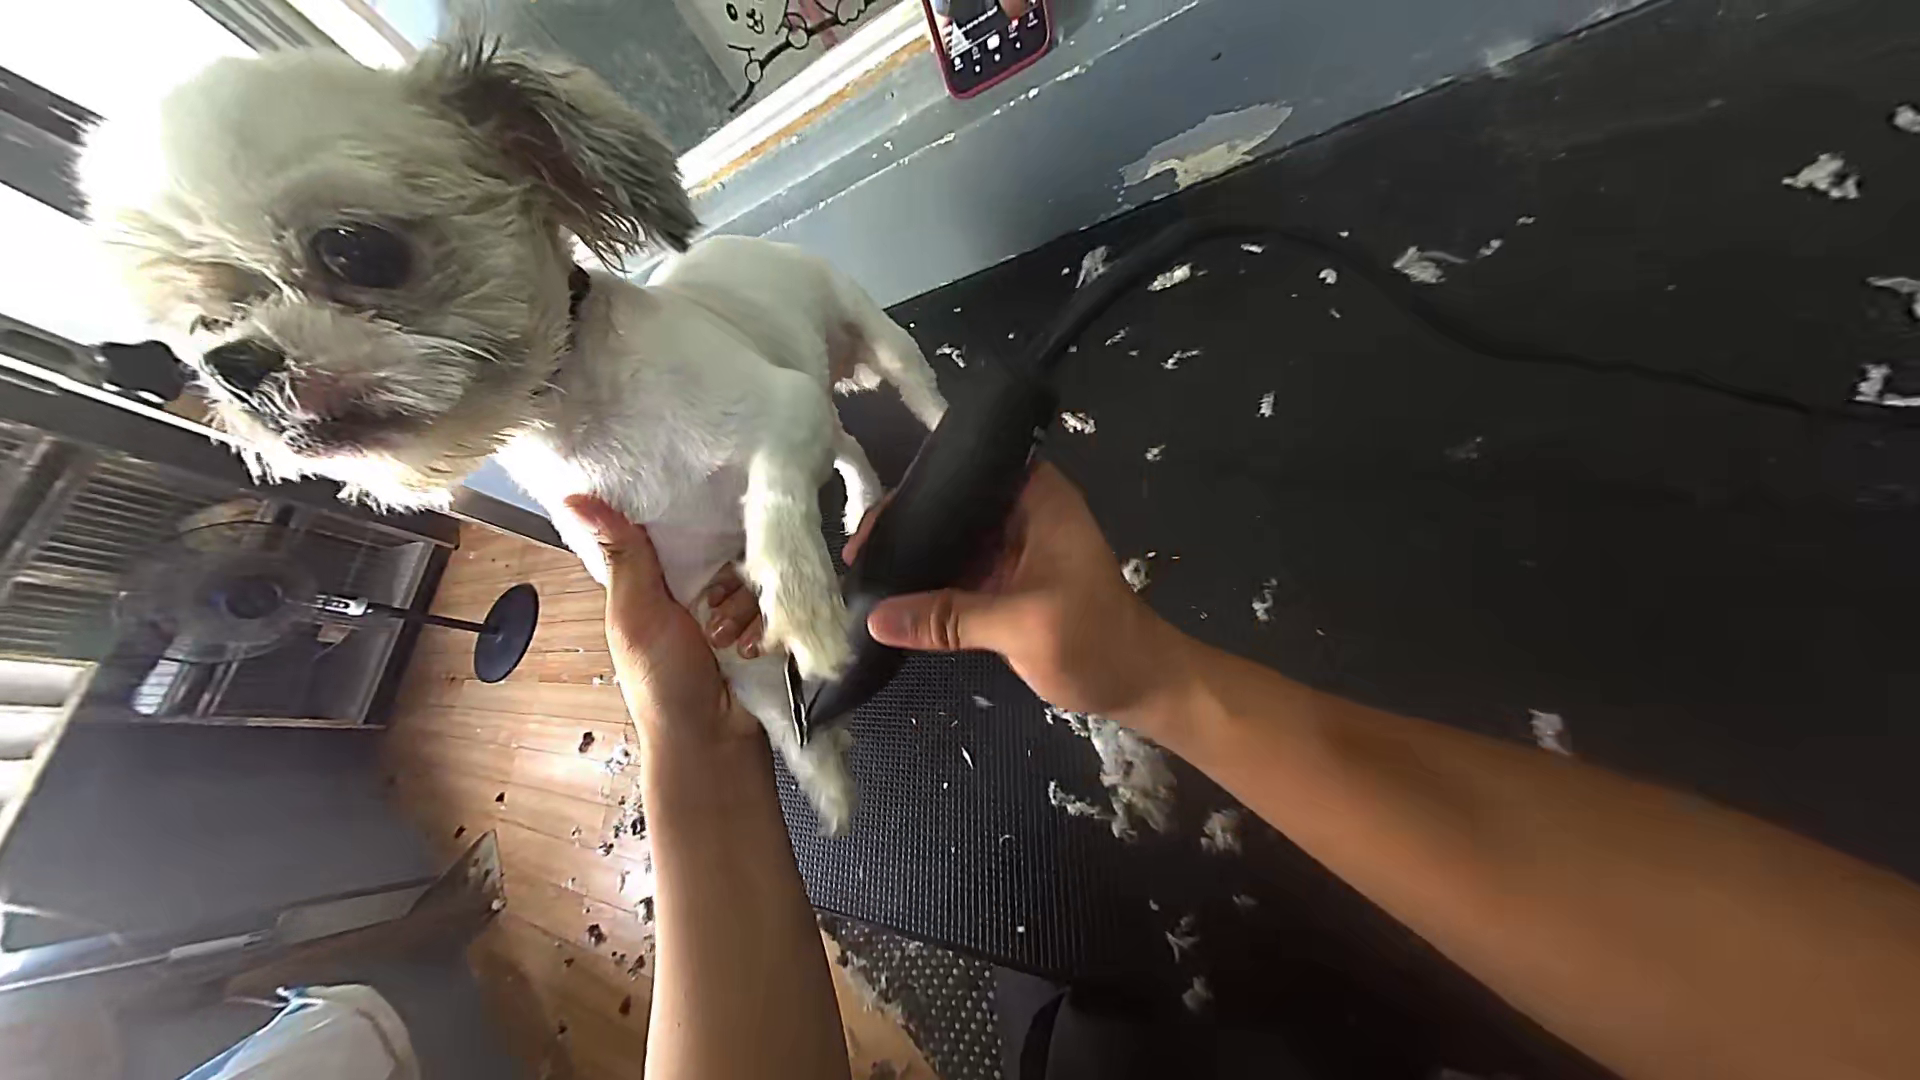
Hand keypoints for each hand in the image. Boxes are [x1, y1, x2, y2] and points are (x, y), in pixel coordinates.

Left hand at [562, 495, 758, 744]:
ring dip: (742, 612)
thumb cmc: (663, 682)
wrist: (713, 739)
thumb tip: (579, 501)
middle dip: (724, 584)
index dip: (692, 526)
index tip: (704, 528)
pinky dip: (764, 626)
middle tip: (712, 610)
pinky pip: (777, 603)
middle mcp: (698, 591)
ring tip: (728, 643)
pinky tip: (751, 649)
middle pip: (727, 554)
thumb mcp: (636, 616)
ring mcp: (734, 611)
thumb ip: (624, 557)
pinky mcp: (766, 626)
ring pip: (754, 579)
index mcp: (658, 583)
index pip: (680, 533)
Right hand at [849, 464, 1182, 718]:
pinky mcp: (1003, 578)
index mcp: (1035, 497)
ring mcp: (1011, 546)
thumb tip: (877, 618)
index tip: (875, 523)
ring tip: (863, 574)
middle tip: (857, 554)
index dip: (917, 490)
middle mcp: (1019, 512)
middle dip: (906, 527)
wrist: (1137, 684)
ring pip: (951, 541)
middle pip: (950, 506)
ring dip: (916, 557)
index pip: (965, 473)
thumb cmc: (1095, 641)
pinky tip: (894, 596)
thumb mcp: (1021, 625)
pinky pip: (957, 572)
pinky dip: (930, 584)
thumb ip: (949, 618)